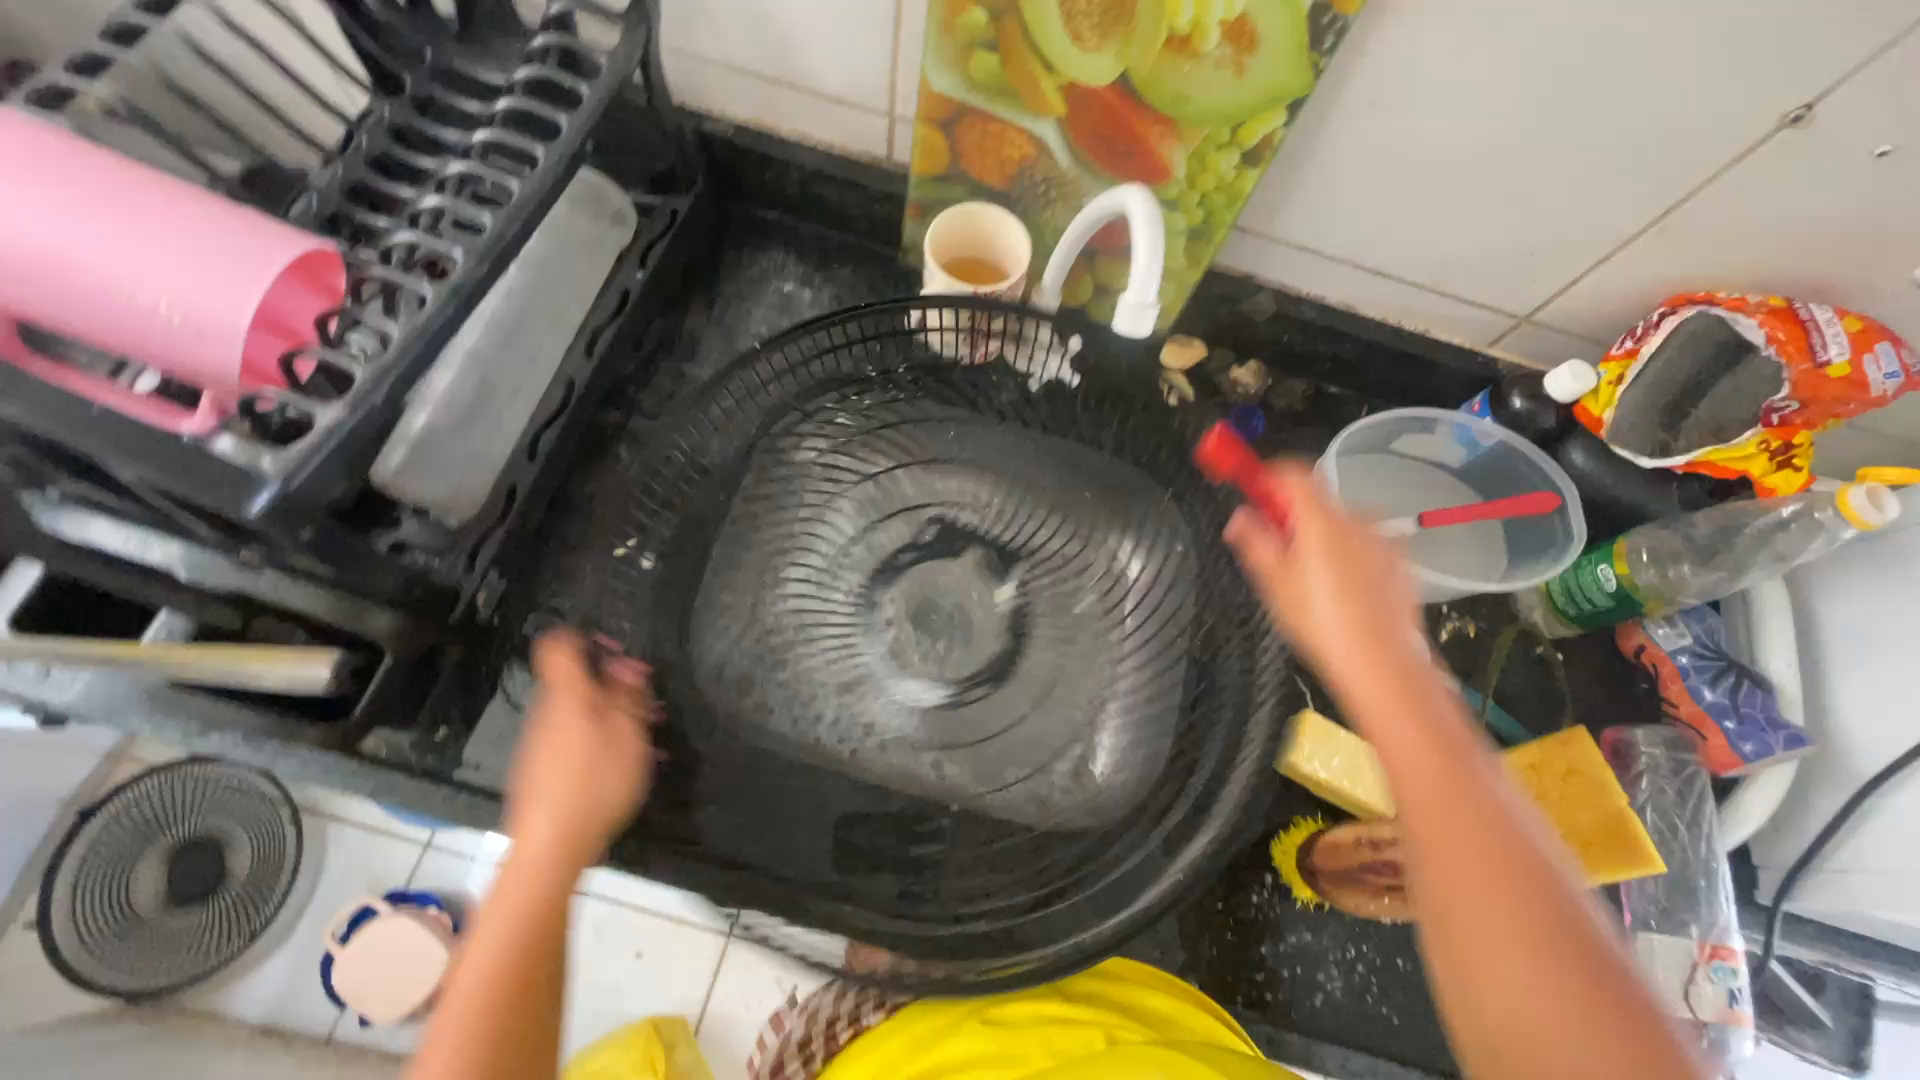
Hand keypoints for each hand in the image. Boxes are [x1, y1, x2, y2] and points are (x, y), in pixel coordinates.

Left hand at [503, 628, 657, 871]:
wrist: (550, 846)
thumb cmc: (595, 783)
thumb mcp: (627, 733)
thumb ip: (627, 693)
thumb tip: (624, 662)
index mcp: (567, 695)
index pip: (558, 644)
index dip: (585, 638)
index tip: (617, 651)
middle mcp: (546, 712)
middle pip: (576, 681)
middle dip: (614, 686)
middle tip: (649, 706)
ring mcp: (540, 742)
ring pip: (579, 712)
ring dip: (612, 716)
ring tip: (647, 740)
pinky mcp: (540, 770)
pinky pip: (575, 740)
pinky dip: (600, 742)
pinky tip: (623, 767)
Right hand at [1222, 460, 1426, 698]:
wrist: (1381, 662)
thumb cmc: (1320, 623)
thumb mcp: (1274, 584)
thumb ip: (1254, 541)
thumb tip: (1239, 516)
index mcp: (1320, 520)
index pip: (1292, 473)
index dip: (1267, 476)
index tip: (1251, 489)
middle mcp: (1356, 519)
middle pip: (1317, 499)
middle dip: (1292, 515)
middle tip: (1275, 548)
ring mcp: (1383, 538)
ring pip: (1342, 522)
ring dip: (1322, 534)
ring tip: (1311, 577)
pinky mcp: (1400, 560)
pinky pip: (1366, 543)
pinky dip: (1349, 553)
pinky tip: (1342, 589)